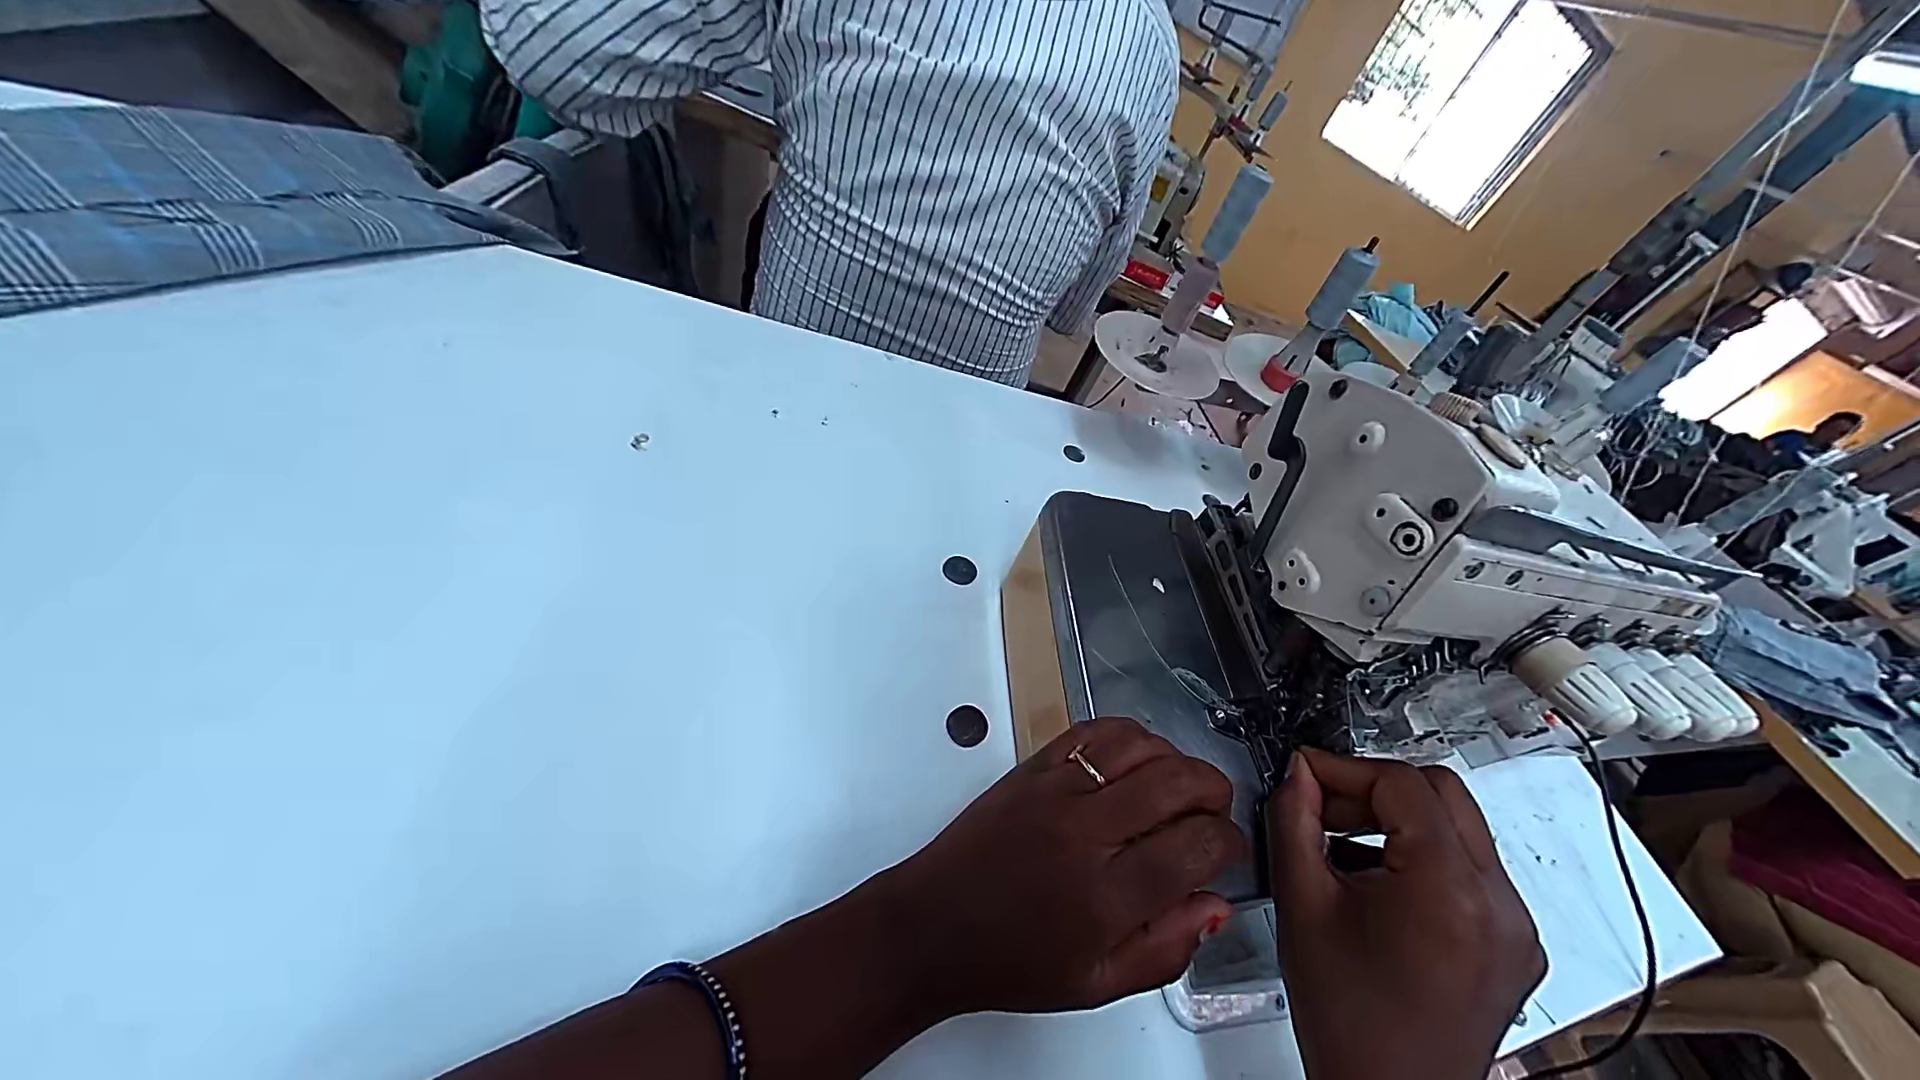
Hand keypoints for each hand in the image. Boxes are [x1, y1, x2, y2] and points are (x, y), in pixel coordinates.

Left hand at [879, 716, 1245, 1017]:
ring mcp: (1054, 791)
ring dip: (1172, 757)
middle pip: (1177, 781)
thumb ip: (1166, 947)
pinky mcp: (1031, 768)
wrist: (935, 923)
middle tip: (1212, 811)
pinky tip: (1132, 757)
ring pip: (1138, 744)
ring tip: (1177, 783)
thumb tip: (1214, 904)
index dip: (1229, 841)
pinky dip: (1124, 734)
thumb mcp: (1096, 982)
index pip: (1196, 845)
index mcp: (1105, 896)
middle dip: (1213, 790)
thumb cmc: (1008, 958)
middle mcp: (1083, 833)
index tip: (1228, 847)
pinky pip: (1090, 730)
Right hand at [1270, 748, 1545, 1079]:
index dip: (1343, 767)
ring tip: (1341, 844)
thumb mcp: (1300, 900)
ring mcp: (1514, 925)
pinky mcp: (1512, 940)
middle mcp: (1500, 905)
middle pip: (1440, 792)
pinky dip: (1417, 850)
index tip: (1305, 770)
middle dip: (1372, 787)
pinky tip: (1371, 876)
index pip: (1401, 783)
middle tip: (1323, 805)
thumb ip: (1293, 820)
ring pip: (1456, 824)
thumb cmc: (1349, 1017)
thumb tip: (1299, 774)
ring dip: (1394, 816)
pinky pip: (1467, 863)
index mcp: (1451, 892)